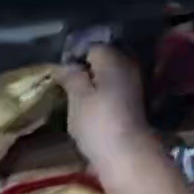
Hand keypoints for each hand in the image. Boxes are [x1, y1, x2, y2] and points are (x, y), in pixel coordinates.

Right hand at [55, 45, 151, 168]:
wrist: (124, 146)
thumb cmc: (97, 120)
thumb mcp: (78, 98)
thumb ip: (73, 77)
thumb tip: (66, 63)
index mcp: (115, 60)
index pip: (95, 47)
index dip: (76, 56)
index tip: (60, 71)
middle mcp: (128, 64)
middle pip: (105, 57)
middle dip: (85, 66)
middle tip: (64, 82)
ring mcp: (134, 78)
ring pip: (110, 70)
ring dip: (93, 78)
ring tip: (73, 93)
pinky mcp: (134, 94)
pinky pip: (115, 82)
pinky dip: (102, 87)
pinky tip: (90, 101)